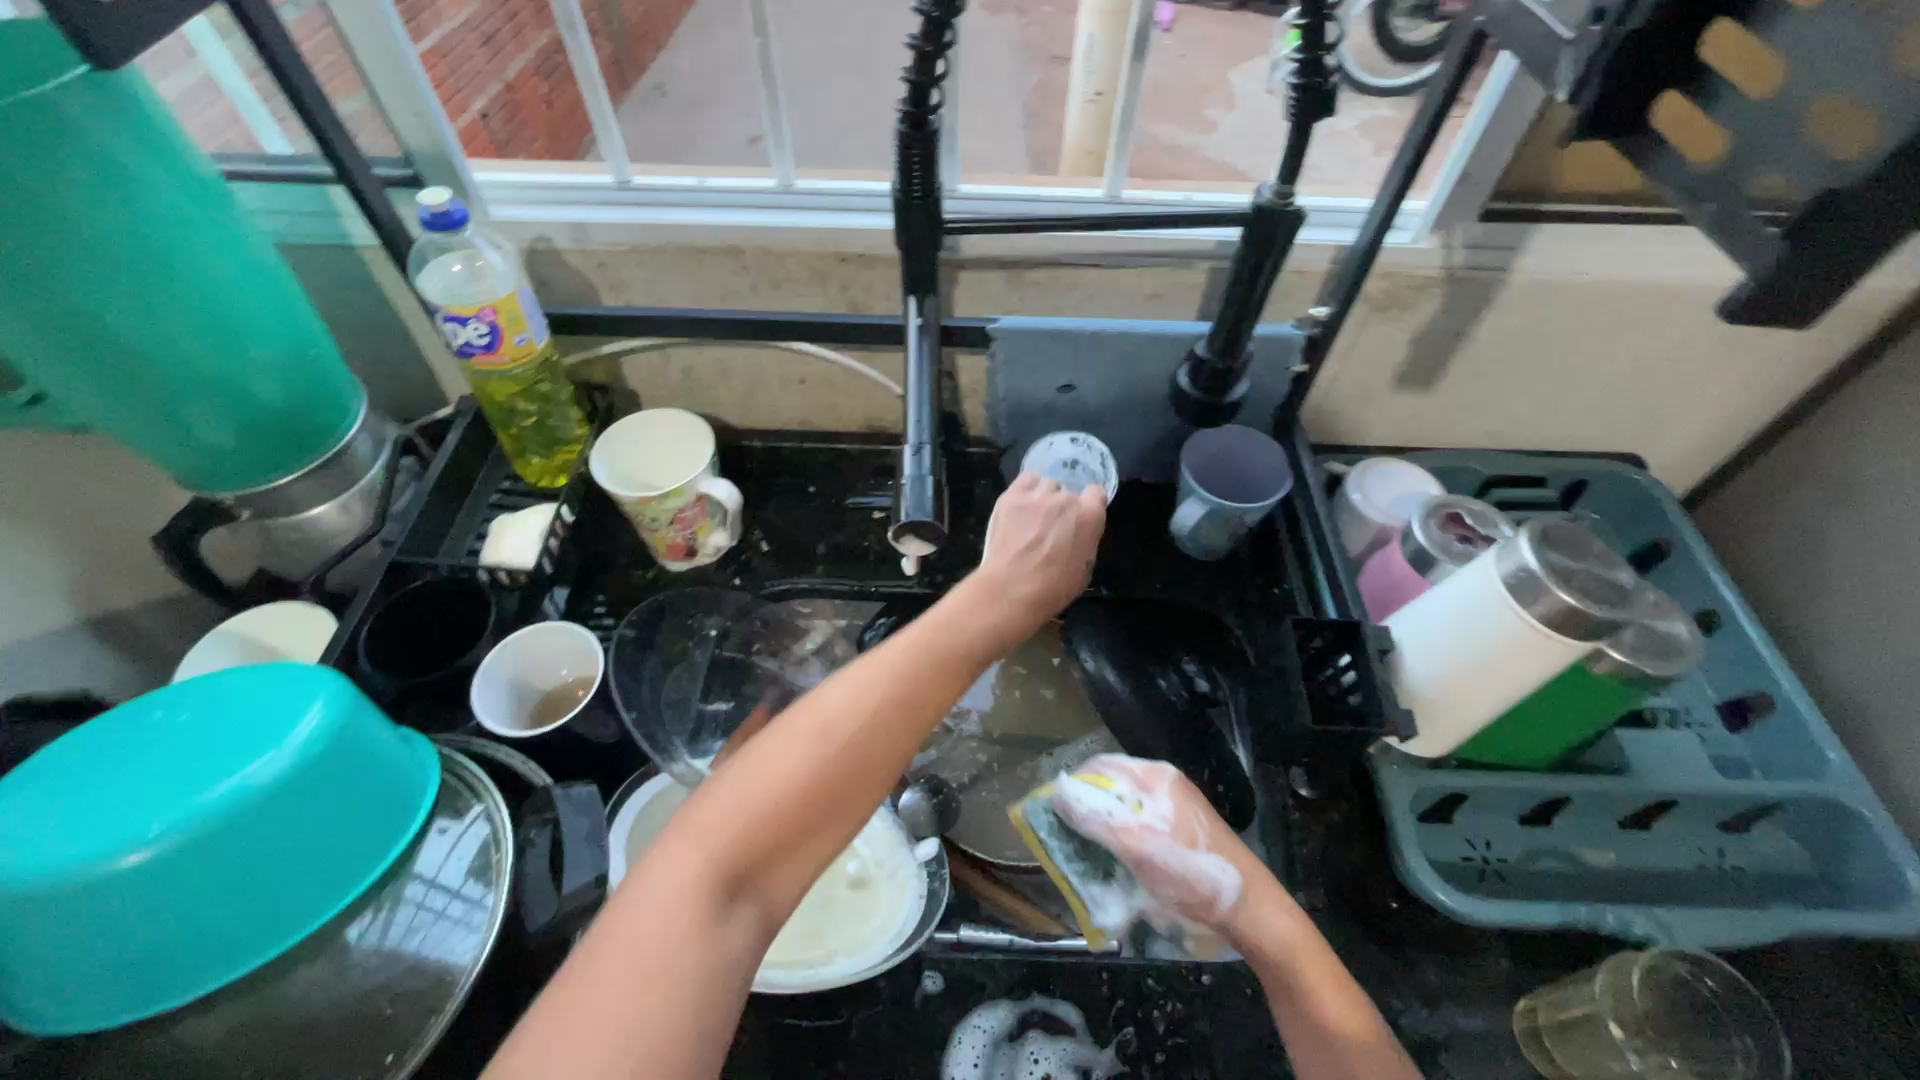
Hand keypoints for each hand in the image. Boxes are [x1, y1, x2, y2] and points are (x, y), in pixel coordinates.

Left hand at [972, 472, 1106, 637]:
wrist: (1013, 588)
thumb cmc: (1054, 587)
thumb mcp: (1085, 568)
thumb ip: (1086, 541)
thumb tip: (1079, 534)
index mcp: (1090, 516)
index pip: (1096, 493)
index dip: (1089, 505)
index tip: (1080, 518)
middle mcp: (1067, 498)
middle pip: (1068, 492)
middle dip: (1063, 507)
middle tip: (1051, 527)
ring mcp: (1038, 494)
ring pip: (1047, 486)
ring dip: (1044, 498)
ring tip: (1033, 518)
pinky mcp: (1013, 495)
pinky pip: (1026, 480)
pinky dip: (1027, 489)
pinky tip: (1022, 505)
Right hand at [1049, 754, 1272, 935]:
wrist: (1248, 909)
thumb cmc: (1192, 873)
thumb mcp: (1137, 846)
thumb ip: (1096, 817)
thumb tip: (1056, 793)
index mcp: (1156, 778)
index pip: (1100, 765)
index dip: (1072, 785)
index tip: (1050, 812)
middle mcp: (1163, 786)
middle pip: (1110, 787)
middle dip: (1084, 809)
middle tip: (1062, 837)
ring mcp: (1172, 810)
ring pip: (1122, 810)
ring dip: (1099, 829)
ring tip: (1081, 854)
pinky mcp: (1177, 834)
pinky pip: (1136, 828)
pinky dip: (1118, 842)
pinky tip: (1111, 865)